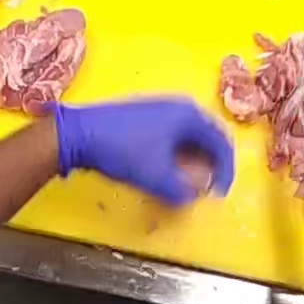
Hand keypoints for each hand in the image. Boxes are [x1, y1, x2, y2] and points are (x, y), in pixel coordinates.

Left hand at [51, 98, 234, 204]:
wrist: (79, 134)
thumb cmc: (123, 151)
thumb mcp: (156, 176)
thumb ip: (182, 189)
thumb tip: (196, 195)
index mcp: (189, 114)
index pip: (221, 142)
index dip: (225, 171)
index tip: (219, 194)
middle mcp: (179, 108)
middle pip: (206, 140)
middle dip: (208, 168)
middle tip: (204, 191)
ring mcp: (160, 111)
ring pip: (187, 141)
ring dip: (191, 165)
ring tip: (186, 187)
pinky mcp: (144, 120)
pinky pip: (170, 141)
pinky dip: (174, 159)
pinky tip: (165, 175)